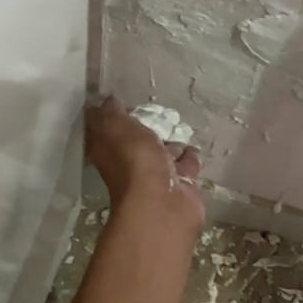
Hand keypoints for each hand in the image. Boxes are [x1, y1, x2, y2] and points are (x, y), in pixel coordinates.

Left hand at [85, 98, 203, 227]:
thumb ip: (111, 111)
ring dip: (172, 141)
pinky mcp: (181, 184)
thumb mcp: (115, 126)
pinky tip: (193, 145)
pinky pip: (187, 165)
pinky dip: (190, 155)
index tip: (130, 102)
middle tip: (162, 111)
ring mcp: (158, 176)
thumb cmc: (134, 160)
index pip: (111, 129)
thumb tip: (108, 100)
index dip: (118, 116)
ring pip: (165, 152)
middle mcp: (131, 163)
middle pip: (140, 141)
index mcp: (111, 150)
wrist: (162, 202)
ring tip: (180, 125)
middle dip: (150, 127)